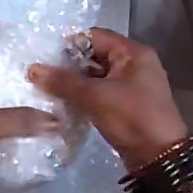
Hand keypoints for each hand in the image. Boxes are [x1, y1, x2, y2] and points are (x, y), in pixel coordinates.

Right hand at [28, 28, 188, 167]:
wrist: (159, 157)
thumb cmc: (131, 118)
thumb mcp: (95, 97)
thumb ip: (64, 82)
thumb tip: (33, 69)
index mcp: (133, 53)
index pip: (95, 36)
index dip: (70, 44)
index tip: (46, 58)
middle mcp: (134, 64)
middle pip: (95, 55)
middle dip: (70, 65)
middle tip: (43, 76)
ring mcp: (131, 85)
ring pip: (96, 75)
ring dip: (75, 82)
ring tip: (48, 89)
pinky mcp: (126, 104)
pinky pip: (101, 92)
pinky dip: (84, 95)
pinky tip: (64, 103)